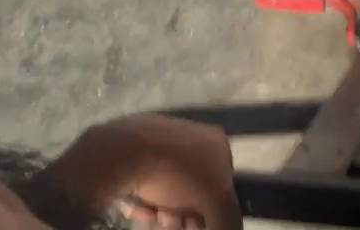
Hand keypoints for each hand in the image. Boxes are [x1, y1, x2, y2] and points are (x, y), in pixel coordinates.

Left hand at [23, 115, 240, 229]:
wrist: (128, 151)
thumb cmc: (178, 173)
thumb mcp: (215, 200)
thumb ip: (228, 220)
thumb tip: (230, 228)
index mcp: (217, 144)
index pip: (222, 188)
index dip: (210, 215)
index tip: (193, 225)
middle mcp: (195, 140)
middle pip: (196, 194)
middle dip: (185, 217)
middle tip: (171, 222)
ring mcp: (166, 144)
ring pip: (171, 193)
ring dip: (165, 213)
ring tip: (155, 216)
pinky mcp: (139, 153)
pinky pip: (149, 186)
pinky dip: (146, 203)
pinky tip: (135, 207)